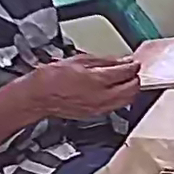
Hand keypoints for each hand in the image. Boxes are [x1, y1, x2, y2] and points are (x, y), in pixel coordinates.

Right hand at [14, 53, 141, 119]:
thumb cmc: (51, 78)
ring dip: (131, 90)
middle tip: (132, 71)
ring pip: (128, 99)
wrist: (38, 97)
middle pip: (132, 88)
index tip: (134, 62)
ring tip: (127, 81)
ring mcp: (101, 107)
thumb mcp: (78, 60)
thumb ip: (104, 61)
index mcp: (98, 80)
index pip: (126, 72)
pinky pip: (117, 106)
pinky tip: (117, 92)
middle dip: (135, 78)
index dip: (132, 65)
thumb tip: (120, 60)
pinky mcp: (97, 114)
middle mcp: (103, 96)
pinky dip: (122, 98)